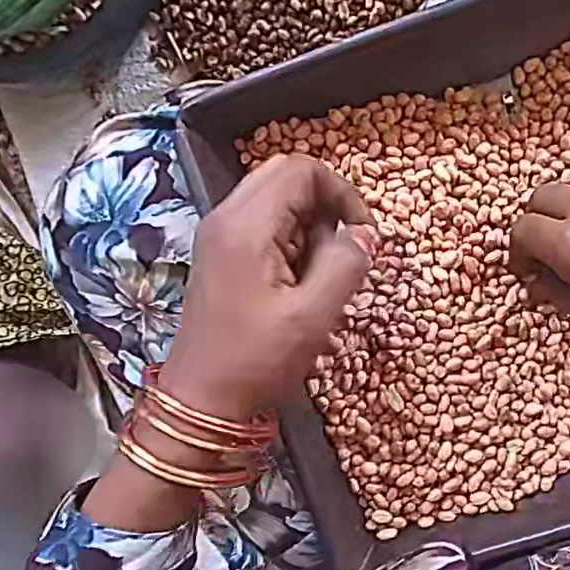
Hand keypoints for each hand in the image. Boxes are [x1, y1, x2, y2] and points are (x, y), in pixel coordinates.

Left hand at [161, 154, 377, 418]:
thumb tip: (366, 234)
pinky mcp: (222, 257)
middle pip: (287, 178)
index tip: (363, 234)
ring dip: (311, 230)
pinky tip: (299, 287)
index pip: (301, 170)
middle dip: (327, 208)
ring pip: (278, 203)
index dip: (343, 193)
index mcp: (246, 226)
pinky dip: (293, 246)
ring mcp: (220, 237)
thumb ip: (345, 265)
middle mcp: (227, 219)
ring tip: (319, 279)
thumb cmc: (256, 361)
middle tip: (345, 251)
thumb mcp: (312, 316)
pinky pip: (266, 229)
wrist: (203, 399)